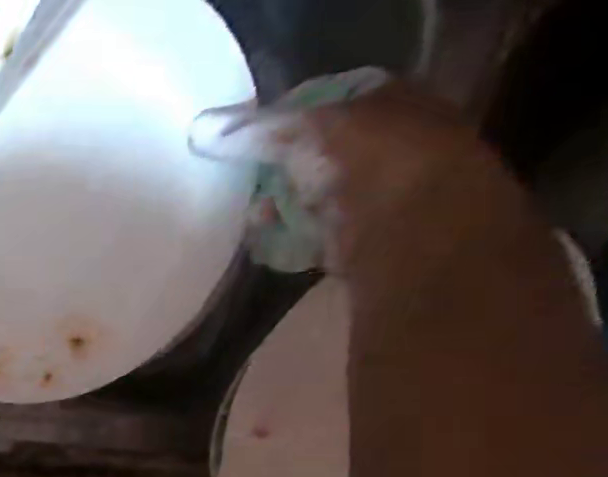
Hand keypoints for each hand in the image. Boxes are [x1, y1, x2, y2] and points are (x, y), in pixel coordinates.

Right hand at [194, 82, 527, 275]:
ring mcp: (374, 194)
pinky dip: (285, 241)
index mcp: (384, 101)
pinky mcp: (358, 240)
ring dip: (277, 211)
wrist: (409, 228)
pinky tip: (267, 244)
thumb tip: (198, 128)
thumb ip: (250, 132)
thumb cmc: (366, 161)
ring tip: (254, 219)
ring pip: (306, 199)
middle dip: (273, 174)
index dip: (280, 121)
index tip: (243, 141)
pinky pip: (309, 237)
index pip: (322, 103)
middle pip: (309, 157)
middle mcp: (385, 143)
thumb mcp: (302, 133)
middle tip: (241, 185)